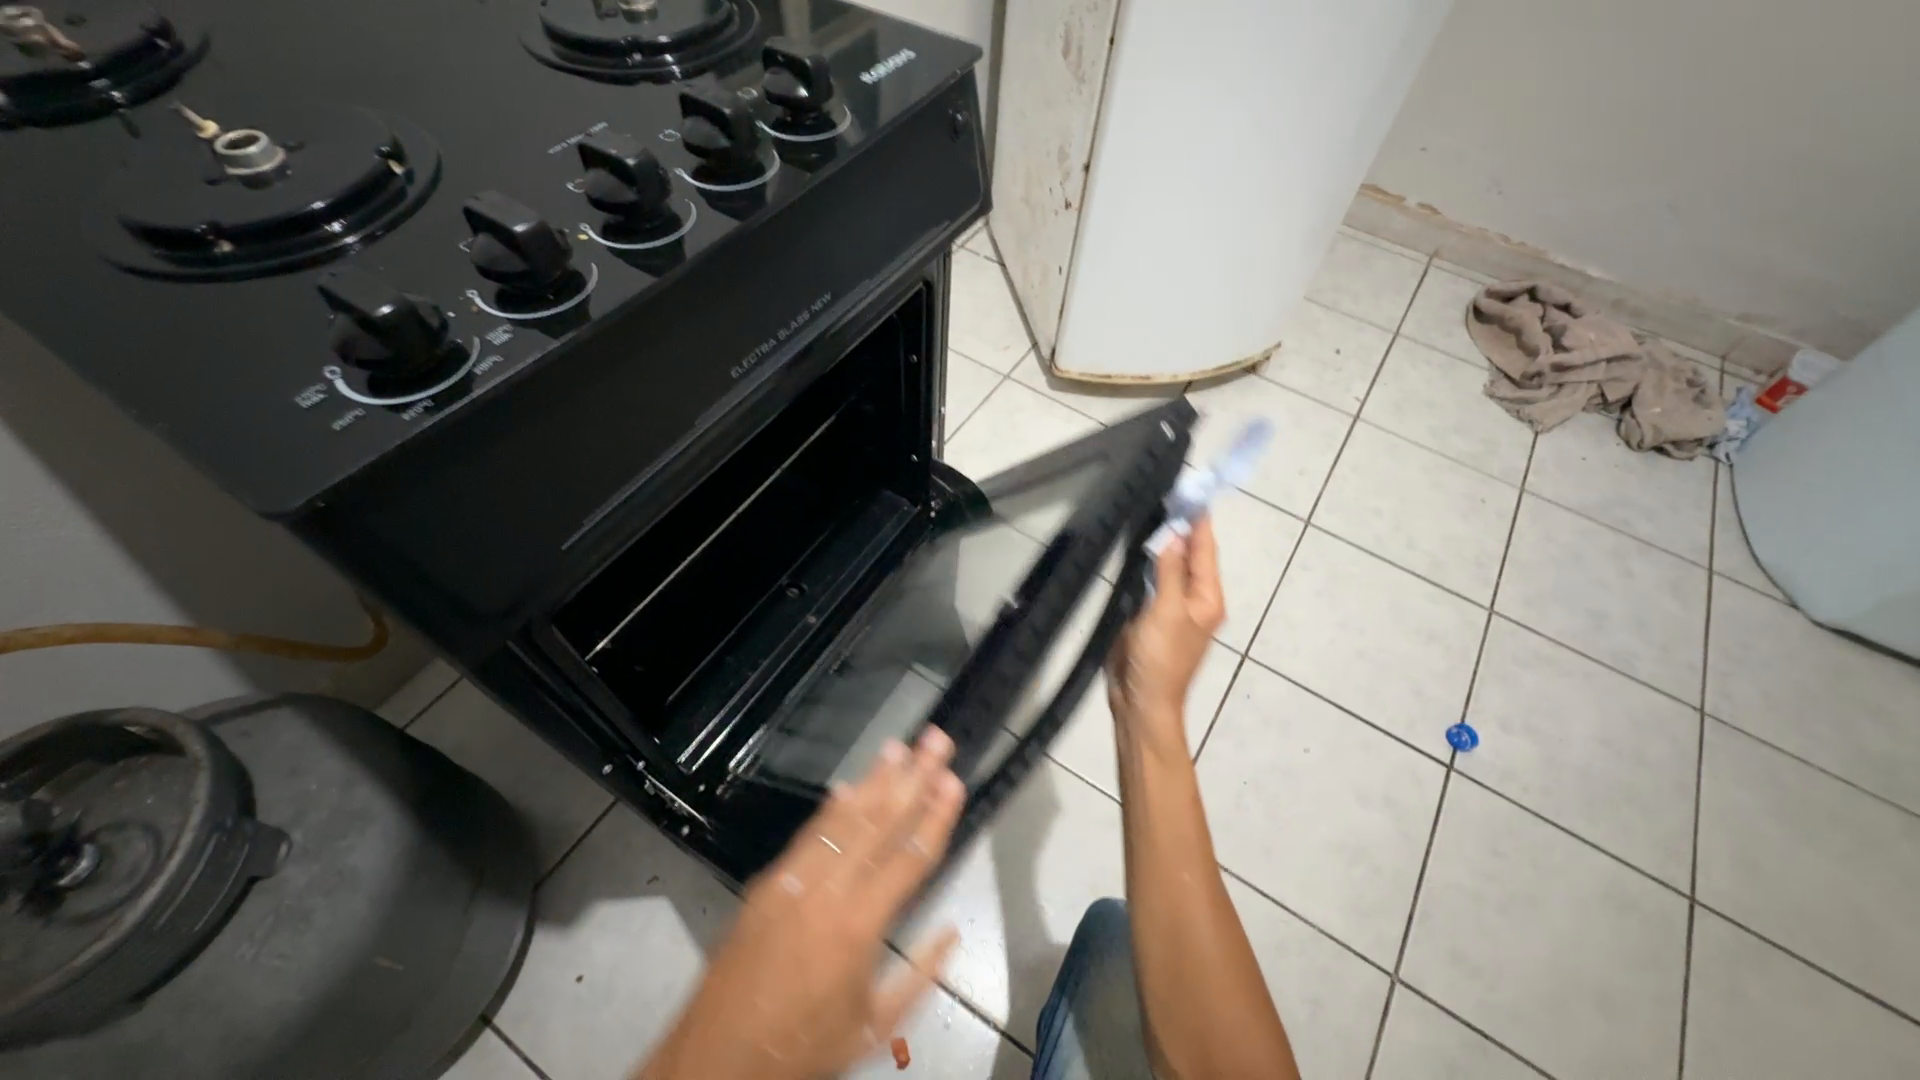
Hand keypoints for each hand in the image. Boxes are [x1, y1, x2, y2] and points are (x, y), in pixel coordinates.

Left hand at [636, 728, 965, 1079]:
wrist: (715, 1057)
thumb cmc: (802, 1048)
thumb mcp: (873, 1028)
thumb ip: (919, 977)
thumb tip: (952, 934)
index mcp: (858, 926)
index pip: (909, 858)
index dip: (935, 816)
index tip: (954, 781)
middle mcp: (827, 891)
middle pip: (879, 823)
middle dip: (912, 778)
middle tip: (936, 740)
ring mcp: (792, 881)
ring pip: (842, 821)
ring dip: (873, 780)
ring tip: (899, 747)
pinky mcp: (767, 884)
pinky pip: (807, 837)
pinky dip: (830, 810)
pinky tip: (847, 787)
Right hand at [1106, 515, 1225, 754]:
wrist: (1141, 701)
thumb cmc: (1161, 658)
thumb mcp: (1167, 611)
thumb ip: (1169, 571)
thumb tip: (1173, 535)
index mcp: (1207, 597)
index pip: (1205, 548)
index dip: (1198, 520)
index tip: (1190, 488)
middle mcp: (1193, 598)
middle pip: (1188, 555)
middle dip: (1179, 527)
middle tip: (1165, 491)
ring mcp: (1171, 607)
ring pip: (1168, 566)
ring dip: (1162, 543)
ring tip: (1151, 510)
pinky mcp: (1149, 615)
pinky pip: (1151, 581)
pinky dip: (1146, 562)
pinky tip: (1135, 546)